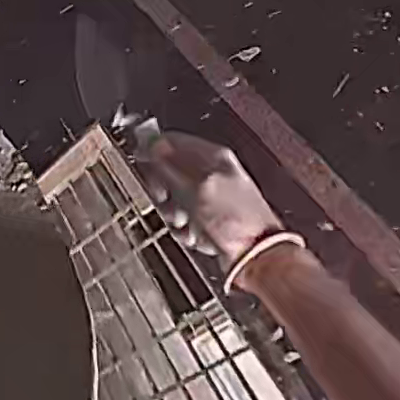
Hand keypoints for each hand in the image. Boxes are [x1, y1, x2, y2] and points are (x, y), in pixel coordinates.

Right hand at [142, 132, 283, 263]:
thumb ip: (171, 166)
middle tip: (166, 198)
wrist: (258, 258)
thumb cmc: (238, 223)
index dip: (153, 149)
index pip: (173, 140)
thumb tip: (152, 145)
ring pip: (173, 197)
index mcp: (214, 157)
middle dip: (163, 188)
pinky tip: (196, 233)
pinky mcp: (209, 217)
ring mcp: (210, 196)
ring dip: (174, 213)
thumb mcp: (196, 188)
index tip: (141, 161)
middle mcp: (213, 173)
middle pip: (168, 170)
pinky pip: (183, 217)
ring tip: (186, 222)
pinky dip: (185, 228)